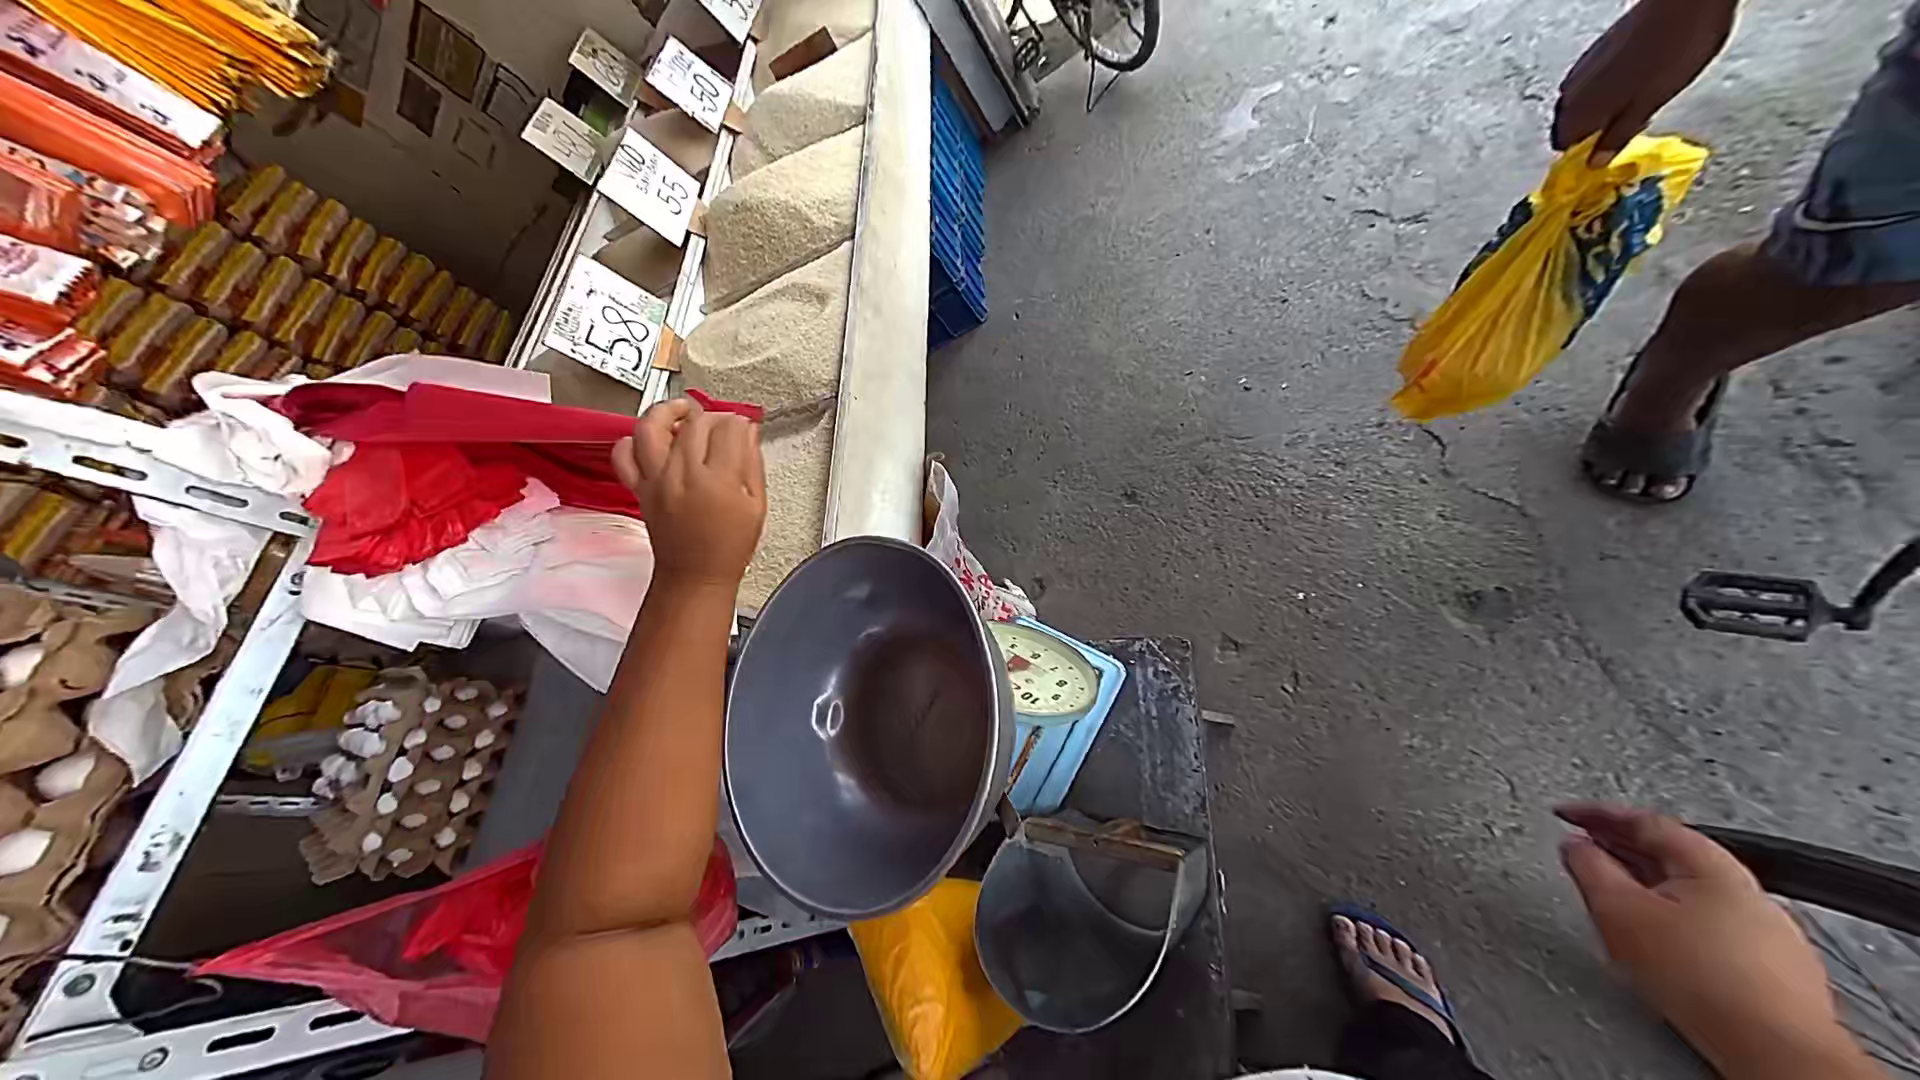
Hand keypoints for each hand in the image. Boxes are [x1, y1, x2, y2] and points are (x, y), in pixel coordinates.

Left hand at [612, 398, 765, 589]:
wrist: (696, 575)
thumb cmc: (728, 548)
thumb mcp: (757, 505)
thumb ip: (752, 463)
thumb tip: (748, 434)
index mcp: (721, 480)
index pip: (730, 429)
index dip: (740, 422)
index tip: (744, 426)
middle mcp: (685, 475)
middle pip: (696, 423)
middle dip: (713, 416)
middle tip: (723, 424)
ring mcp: (658, 479)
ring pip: (653, 425)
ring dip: (669, 411)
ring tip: (682, 411)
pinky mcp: (640, 487)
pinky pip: (624, 453)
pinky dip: (634, 439)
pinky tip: (653, 440)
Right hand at [1552, 0, 1736, 165]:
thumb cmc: (1673, 53)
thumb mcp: (1649, 105)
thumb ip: (1616, 138)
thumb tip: (1595, 163)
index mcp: (1575, 116)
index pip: (1564, 149)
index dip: (1585, 152)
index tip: (1607, 151)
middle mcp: (1567, 97)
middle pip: (1571, 125)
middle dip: (1593, 128)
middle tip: (1627, 122)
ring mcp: (1579, 71)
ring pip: (1582, 101)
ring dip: (1601, 105)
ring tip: (1636, 95)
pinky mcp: (1595, 50)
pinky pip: (1592, 80)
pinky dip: (1607, 84)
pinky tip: (1636, 73)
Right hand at [1556, 803, 1878, 1079]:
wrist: (1771, 1049)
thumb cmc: (1702, 979)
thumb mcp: (1615, 906)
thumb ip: (1587, 865)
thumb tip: (1574, 845)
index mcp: (1715, 867)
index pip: (1643, 821)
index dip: (1595, 812)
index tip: (1565, 813)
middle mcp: (1748, 894)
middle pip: (1669, 854)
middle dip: (1619, 846)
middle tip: (1582, 845)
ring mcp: (1768, 933)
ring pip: (1687, 890)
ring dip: (1642, 881)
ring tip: (1609, 890)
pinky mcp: (1772, 969)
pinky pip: (1706, 922)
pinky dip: (1667, 913)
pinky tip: (1652, 935)